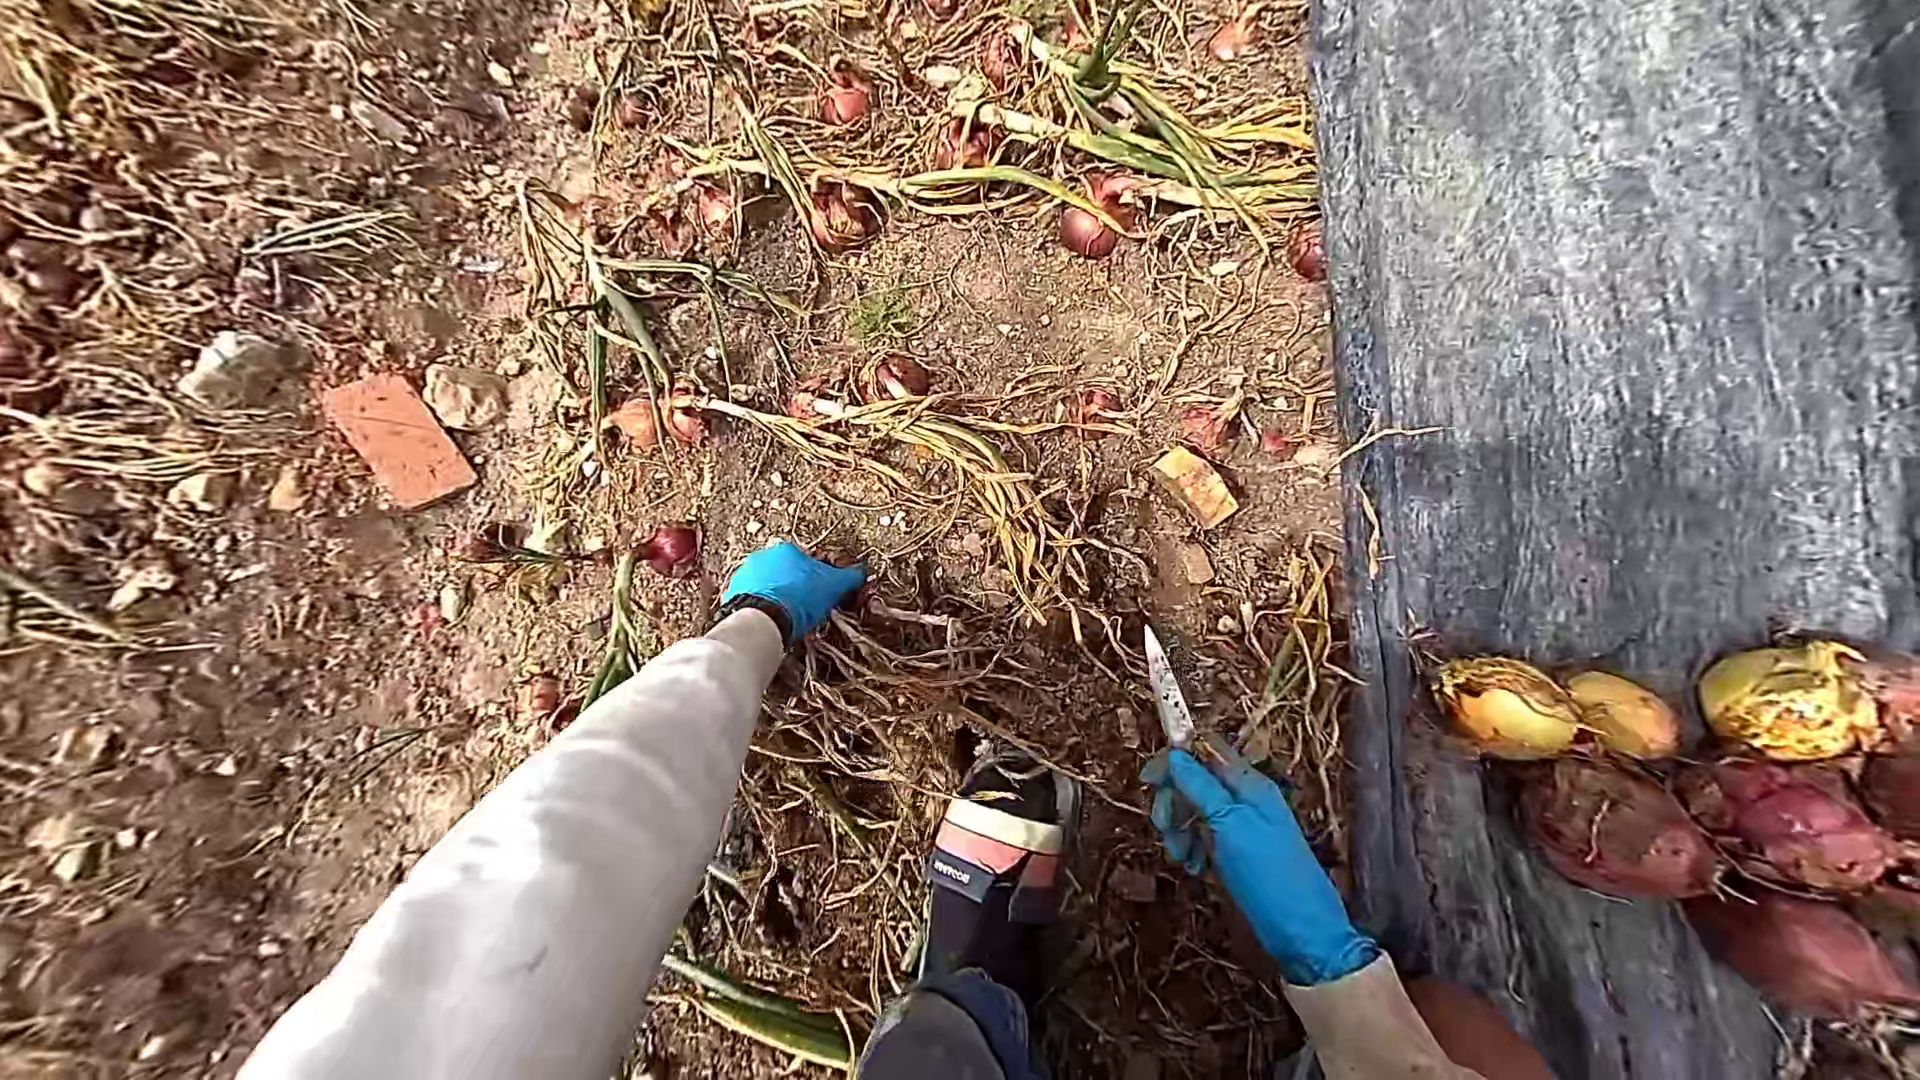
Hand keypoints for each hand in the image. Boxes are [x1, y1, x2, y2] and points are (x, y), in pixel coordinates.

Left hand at [720, 542, 866, 644]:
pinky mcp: (733, 594)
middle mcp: (763, 557)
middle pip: (787, 573)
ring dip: (778, 597)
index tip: (821, 595)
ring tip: (788, 618)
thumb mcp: (832, 587)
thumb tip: (861, 572)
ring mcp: (745, 575)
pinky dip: (762, 608)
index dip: (818, 580)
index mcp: (787, 550)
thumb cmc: (798, 600)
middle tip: (806, 608)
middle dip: (796, 588)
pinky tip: (772, 621)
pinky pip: (753, 600)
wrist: (763, 620)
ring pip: (769, 586)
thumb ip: (849, 577)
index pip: (808, 562)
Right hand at [1141, 737, 1376, 985]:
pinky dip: (1191, 846)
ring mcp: (1238, 825)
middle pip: (1193, 779)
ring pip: (1193, 808)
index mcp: (1247, 783)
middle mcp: (1242, 798)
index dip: (1174, 759)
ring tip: (1181, 855)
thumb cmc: (1270, 876)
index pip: (1204, 749)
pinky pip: (1201, 835)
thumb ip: (1200, 786)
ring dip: (1179, 827)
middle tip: (1164, 827)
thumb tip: (1174, 754)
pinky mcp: (1233, 851)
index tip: (1149, 781)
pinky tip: (1193, 866)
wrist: (1304, 938)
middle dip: (1173, 800)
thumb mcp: (1230, 825)